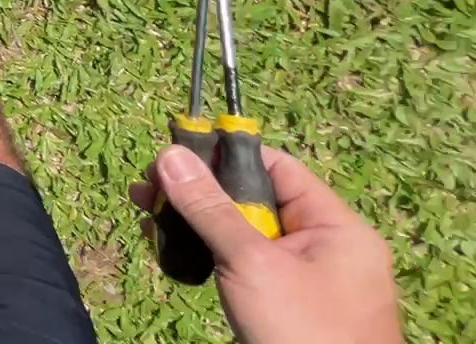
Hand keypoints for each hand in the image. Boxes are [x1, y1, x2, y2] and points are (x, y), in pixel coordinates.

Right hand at [131, 144, 401, 343]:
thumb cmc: (302, 329)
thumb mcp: (250, 262)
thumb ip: (209, 205)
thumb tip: (169, 152)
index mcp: (334, 227)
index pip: (273, 166)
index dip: (222, 154)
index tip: (170, 153)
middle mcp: (320, 241)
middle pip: (246, 192)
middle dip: (191, 187)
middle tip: (147, 189)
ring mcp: (298, 268)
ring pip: (233, 221)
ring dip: (187, 214)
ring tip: (145, 212)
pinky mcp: (277, 290)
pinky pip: (232, 250)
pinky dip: (197, 241)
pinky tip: (164, 241)